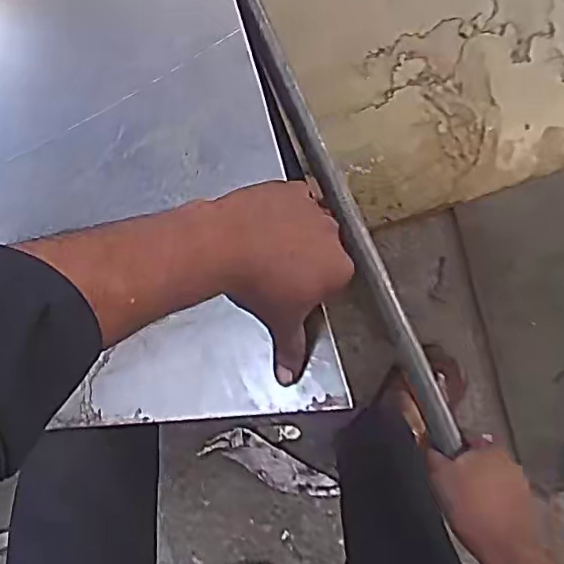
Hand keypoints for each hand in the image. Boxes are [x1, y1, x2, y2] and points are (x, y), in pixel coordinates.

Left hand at [207, 180, 353, 385]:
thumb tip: (288, 374)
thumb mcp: (278, 320)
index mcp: (340, 268)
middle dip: (308, 254)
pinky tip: (267, 214)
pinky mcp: (290, 189)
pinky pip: (296, 194)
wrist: (224, 245)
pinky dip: (285, 203)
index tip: (296, 284)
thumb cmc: (253, 281)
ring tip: (270, 239)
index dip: (315, 281)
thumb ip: (291, 348)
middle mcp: (333, 235)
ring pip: (313, 219)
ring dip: (298, 227)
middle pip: (327, 246)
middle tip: (280, 264)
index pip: (336, 276)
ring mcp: (312, 208)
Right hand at [425, 435, 545, 560]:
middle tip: (451, 485)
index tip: (444, 464)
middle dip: (468, 471)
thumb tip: (429, 446)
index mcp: (492, 449)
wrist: (506, 551)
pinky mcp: (528, 511)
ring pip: (492, 482)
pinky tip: (480, 518)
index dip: (452, 451)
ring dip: (481, 489)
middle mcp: (512, 464)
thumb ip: (432, 453)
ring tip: (465, 505)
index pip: (467, 439)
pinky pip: (503, 501)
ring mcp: (523, 488)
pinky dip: (493, 507)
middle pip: (481, 461)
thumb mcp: (438, 474)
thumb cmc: (472, 509)